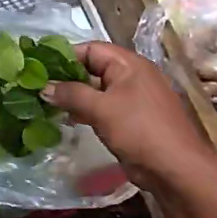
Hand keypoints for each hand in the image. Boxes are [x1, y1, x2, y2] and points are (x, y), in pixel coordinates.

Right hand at [43, 42, 216, 190]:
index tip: (40, 68)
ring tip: (49, 104)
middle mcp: (132, 76)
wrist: (176, 168)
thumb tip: (44, 86)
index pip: (91, 49)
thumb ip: (71, 94)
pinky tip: (70, 119)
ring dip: (76, 96)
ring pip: (98, 89)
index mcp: (129, 64)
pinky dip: (88, 110)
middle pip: (94, 68)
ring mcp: (134, 98)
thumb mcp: (100, 108)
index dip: (65, 56)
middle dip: (68, 77)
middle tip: (40, 87)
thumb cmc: (139, 130)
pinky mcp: (133, 119)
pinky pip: (105, 106)